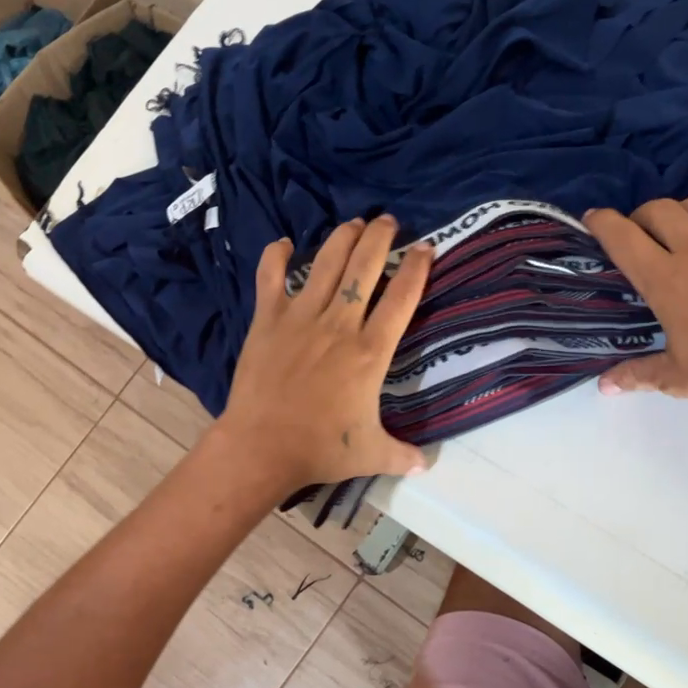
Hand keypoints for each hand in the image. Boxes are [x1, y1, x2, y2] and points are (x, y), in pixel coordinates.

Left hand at [212, 216, 431, 490]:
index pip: (402, 298)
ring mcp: (300, 317)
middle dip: (380, 237)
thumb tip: (427, 465)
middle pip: (365, 266)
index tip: (426, 248)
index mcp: (370, 352)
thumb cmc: (319, 449)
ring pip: (326, 262)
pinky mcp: (267, 320)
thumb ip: (402, 455)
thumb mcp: (370, 455)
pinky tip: (283, 244)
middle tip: (388, 221)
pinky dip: (276, 256)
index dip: (417, 268)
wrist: (261, 446)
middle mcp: (340, 324)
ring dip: (342, 238)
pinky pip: (271, 277)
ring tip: (353, 223)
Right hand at [583, 196, 687, 408]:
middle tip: (641, 234)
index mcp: (666, 281)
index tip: (593, 219)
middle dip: (642, 217)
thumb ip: (638, 374)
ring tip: (683, 228)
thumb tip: (605, 386)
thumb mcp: (679, 378)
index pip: (624, 239)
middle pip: (659, 210)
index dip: (603, 224)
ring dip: (683, 211)